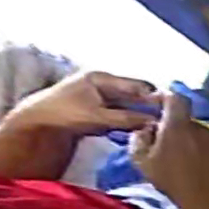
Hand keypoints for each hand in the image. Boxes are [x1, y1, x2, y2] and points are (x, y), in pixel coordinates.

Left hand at [1, 71, 161, 138]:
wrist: (34, 126)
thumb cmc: (64, 116)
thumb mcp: (99, 117)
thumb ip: (130, 119)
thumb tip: (159, 123)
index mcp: (102, 78)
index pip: (141, 86)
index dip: (158, 98)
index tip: (173, 113)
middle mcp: (104, 83)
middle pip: (139, 95)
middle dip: (153, 108)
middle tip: (169, 123)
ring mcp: (102, 95)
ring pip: (134, 105)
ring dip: (145, 116)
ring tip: (158, 128)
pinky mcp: (102, 108)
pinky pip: (127, 112)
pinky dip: (136, 120)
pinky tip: (144, 130)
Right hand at [128, 92, 208, 208]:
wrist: (206, 199)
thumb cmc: (171, 180)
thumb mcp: (142, 159)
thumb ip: (140, 137)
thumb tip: (148, 127)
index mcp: (178, 127)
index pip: (177, 99)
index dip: (167, 97)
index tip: (159, 103)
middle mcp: (202, 129)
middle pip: (188, 119)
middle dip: (177, 125)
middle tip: (168, 141)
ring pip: (202, 132)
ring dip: (193, 138)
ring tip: (185, 155)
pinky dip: (207, 148)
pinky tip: (202, 161)